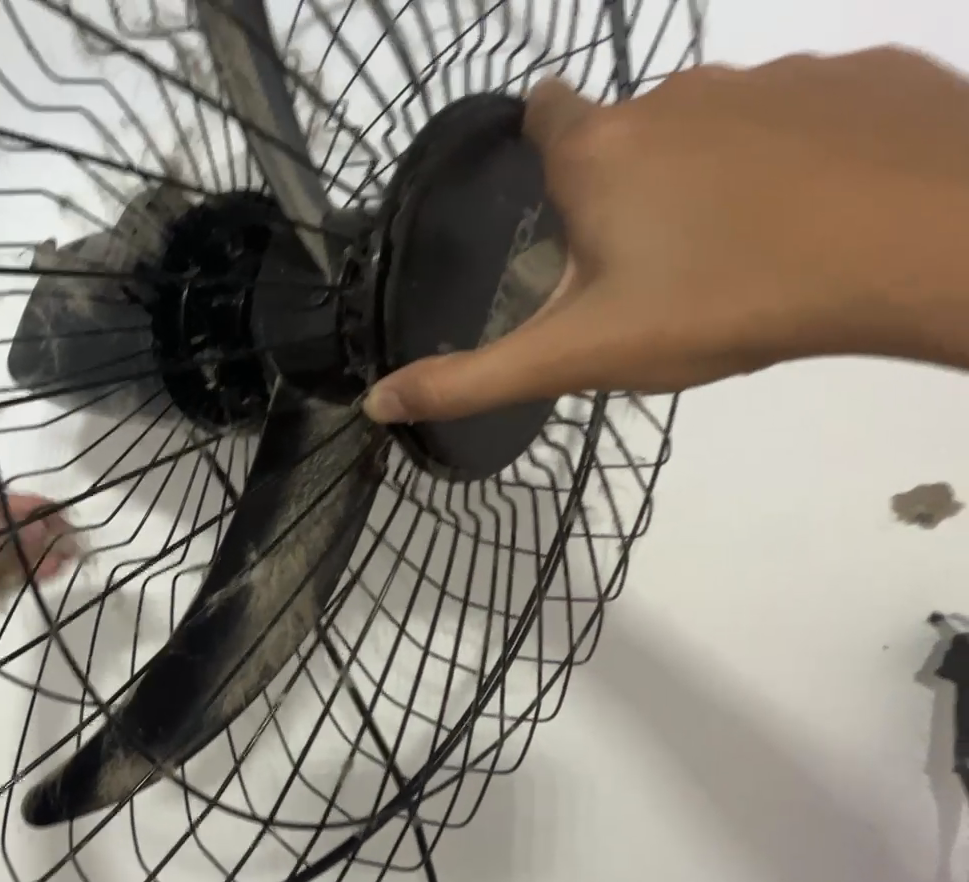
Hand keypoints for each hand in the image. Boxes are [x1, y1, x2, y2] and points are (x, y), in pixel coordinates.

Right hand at [364, 47, 968, 423]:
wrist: (941, 250)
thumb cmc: (729, 300)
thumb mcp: (578, 356)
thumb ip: (469, 379)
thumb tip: (374, 403)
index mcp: (599, 152)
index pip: (543, 112)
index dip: (538, 146)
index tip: (554, 199)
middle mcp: (678, 93)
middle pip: (628, 128)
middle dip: (626, 180)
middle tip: (647, 259)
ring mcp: (782, 75)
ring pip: (718, 119)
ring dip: (711, 168)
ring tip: (738, 242)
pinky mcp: (874, 75)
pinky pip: (808, 110)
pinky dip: (798, 152)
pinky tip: (819, 209)